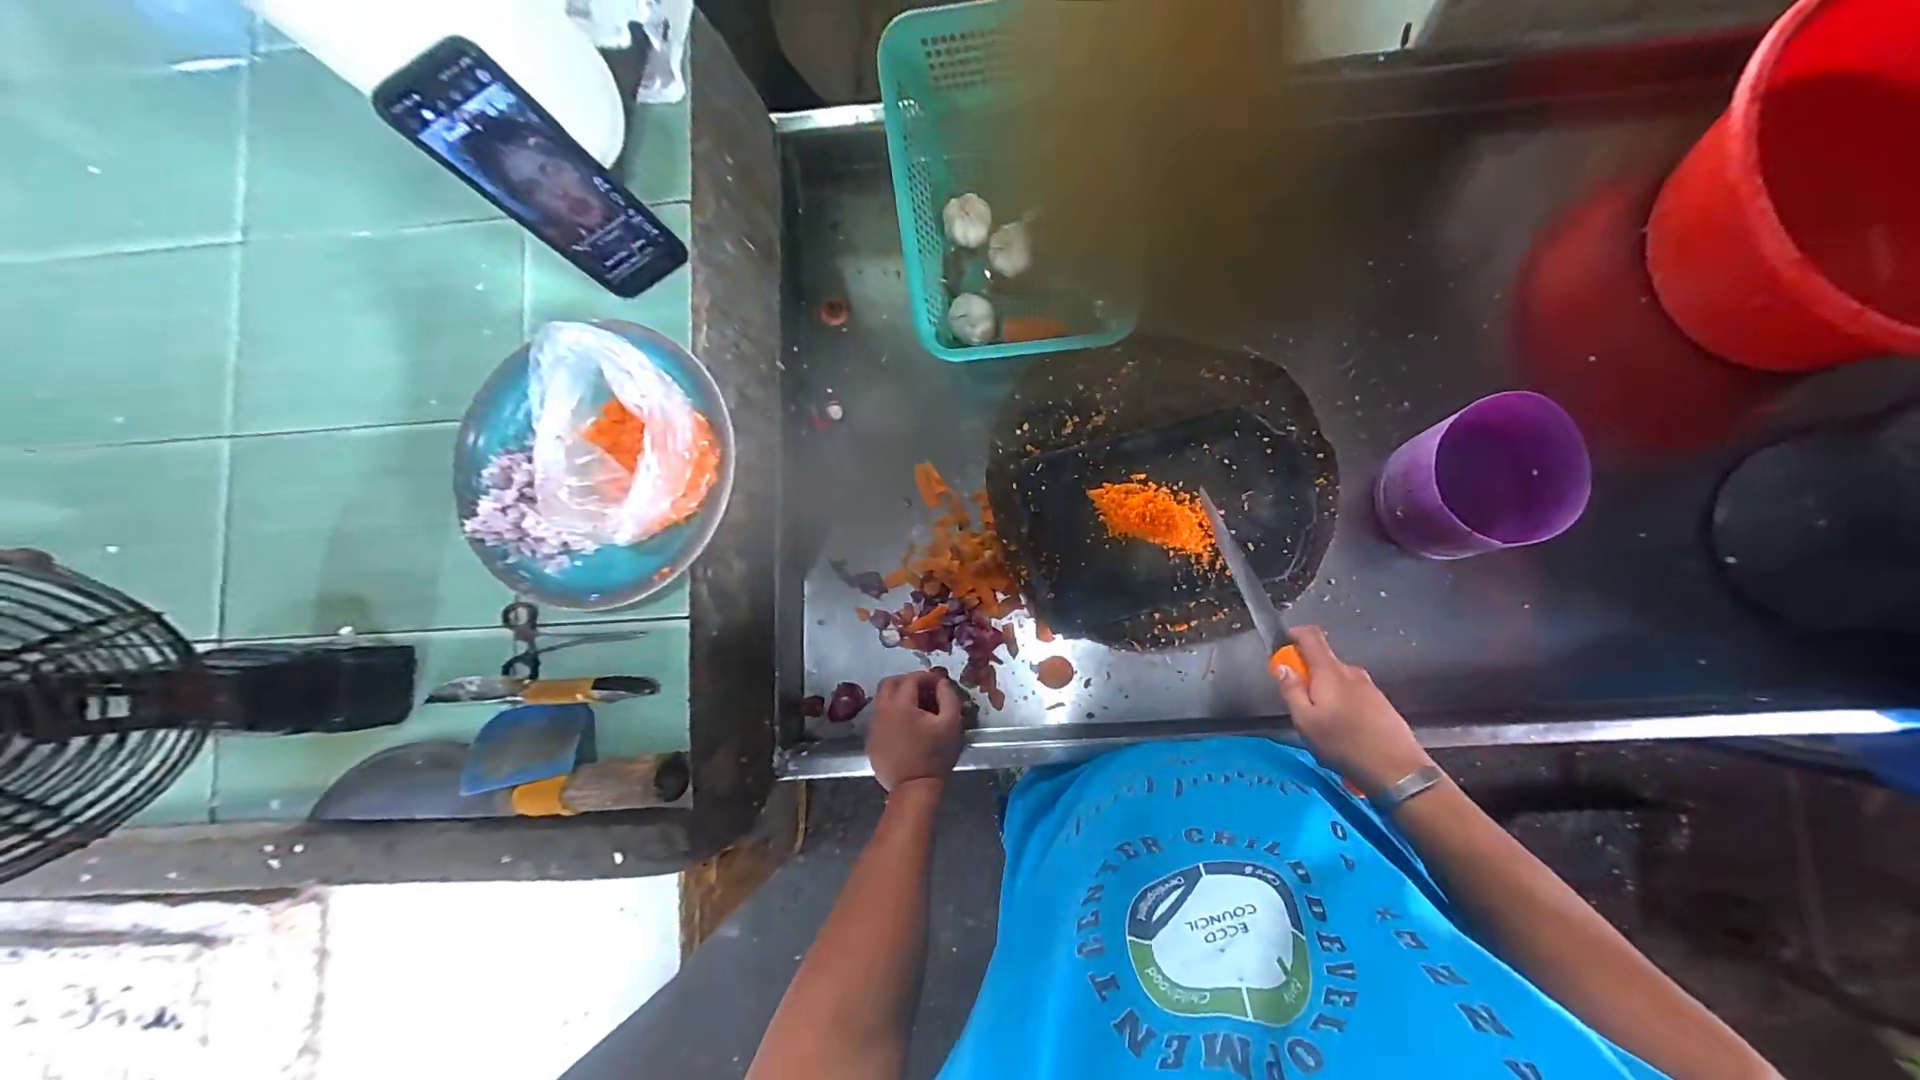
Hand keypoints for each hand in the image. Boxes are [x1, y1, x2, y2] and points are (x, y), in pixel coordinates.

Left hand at [865, 670, 964, 791]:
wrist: (913, 788)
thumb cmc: (935, 755)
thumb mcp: (951, 724)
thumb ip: (948, 697)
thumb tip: (941, 683)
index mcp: (900, 704)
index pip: (911, 678)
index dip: (926, 677)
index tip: (938, 683)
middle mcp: (882, 711)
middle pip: (889, 683)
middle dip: (907, 681)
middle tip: (923, 689)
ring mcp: (873, 726)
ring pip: (881, 700)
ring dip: (897, 697)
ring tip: (915, 708)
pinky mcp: (870, 741)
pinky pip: (879, 718)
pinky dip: (891, 714)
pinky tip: (905, 726)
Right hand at [1274, 625, 1434, 795]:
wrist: (1397, 770)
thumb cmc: (1343, 743)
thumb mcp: (1305, 721)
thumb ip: (1291, 690)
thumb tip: (1284, 667)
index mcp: (1330, 672)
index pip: (1311, 636)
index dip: (1294, 635)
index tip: (1283, 648)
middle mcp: (1352, 673)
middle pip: (1323, 662)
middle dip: (1307, 676)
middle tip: (1300, 705)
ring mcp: (1370, 688)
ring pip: (1338, 681)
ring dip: (1325, 693)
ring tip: (1323, 725)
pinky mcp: (1382, 704)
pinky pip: (1353, 694)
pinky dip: (1342, 705)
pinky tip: (1344, 732)